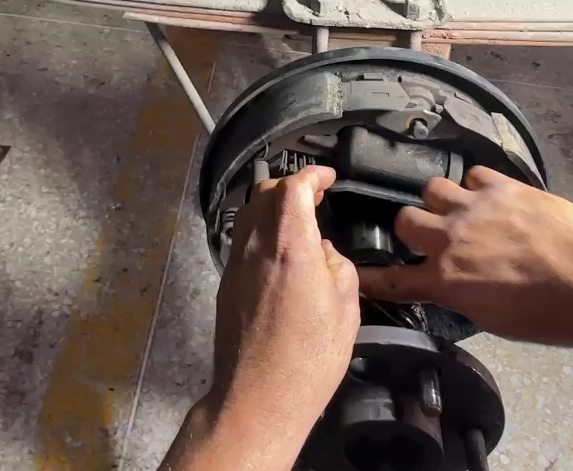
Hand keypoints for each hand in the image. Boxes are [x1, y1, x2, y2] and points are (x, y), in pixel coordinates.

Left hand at [164, 165, 359, 470]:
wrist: (257, 398)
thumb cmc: (308, 358)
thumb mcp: (345, 311)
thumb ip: (338, 267)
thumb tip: (324, 251)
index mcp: (290, 245)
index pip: (294, 187)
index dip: (312, 174)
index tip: (329, 177)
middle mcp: (257, 244)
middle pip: (266, 191)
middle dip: (293, 185)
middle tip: (317, 197)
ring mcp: (236, 261)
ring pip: (250, 211)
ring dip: (274, 205)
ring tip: (299, 220)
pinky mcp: (227, 280)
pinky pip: (244, 237)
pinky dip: (263, 229)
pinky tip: (281, 251)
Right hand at [357, 165, 572, 346]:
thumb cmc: (547, 315)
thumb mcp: (492, 318)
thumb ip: (460, 293)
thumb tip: (451, 281)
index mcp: (446, 279)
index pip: (396, 279)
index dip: (372, 277)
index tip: (354, 272)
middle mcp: (450, 238)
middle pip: (405, 218)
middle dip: (416, 226)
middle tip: (436, 234)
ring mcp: (473, 206)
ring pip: (434, 188)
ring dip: (444, 201)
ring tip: (465, 209)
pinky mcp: (499, 185)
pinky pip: (472, 174)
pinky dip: (478, 186)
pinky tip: (494, 197)